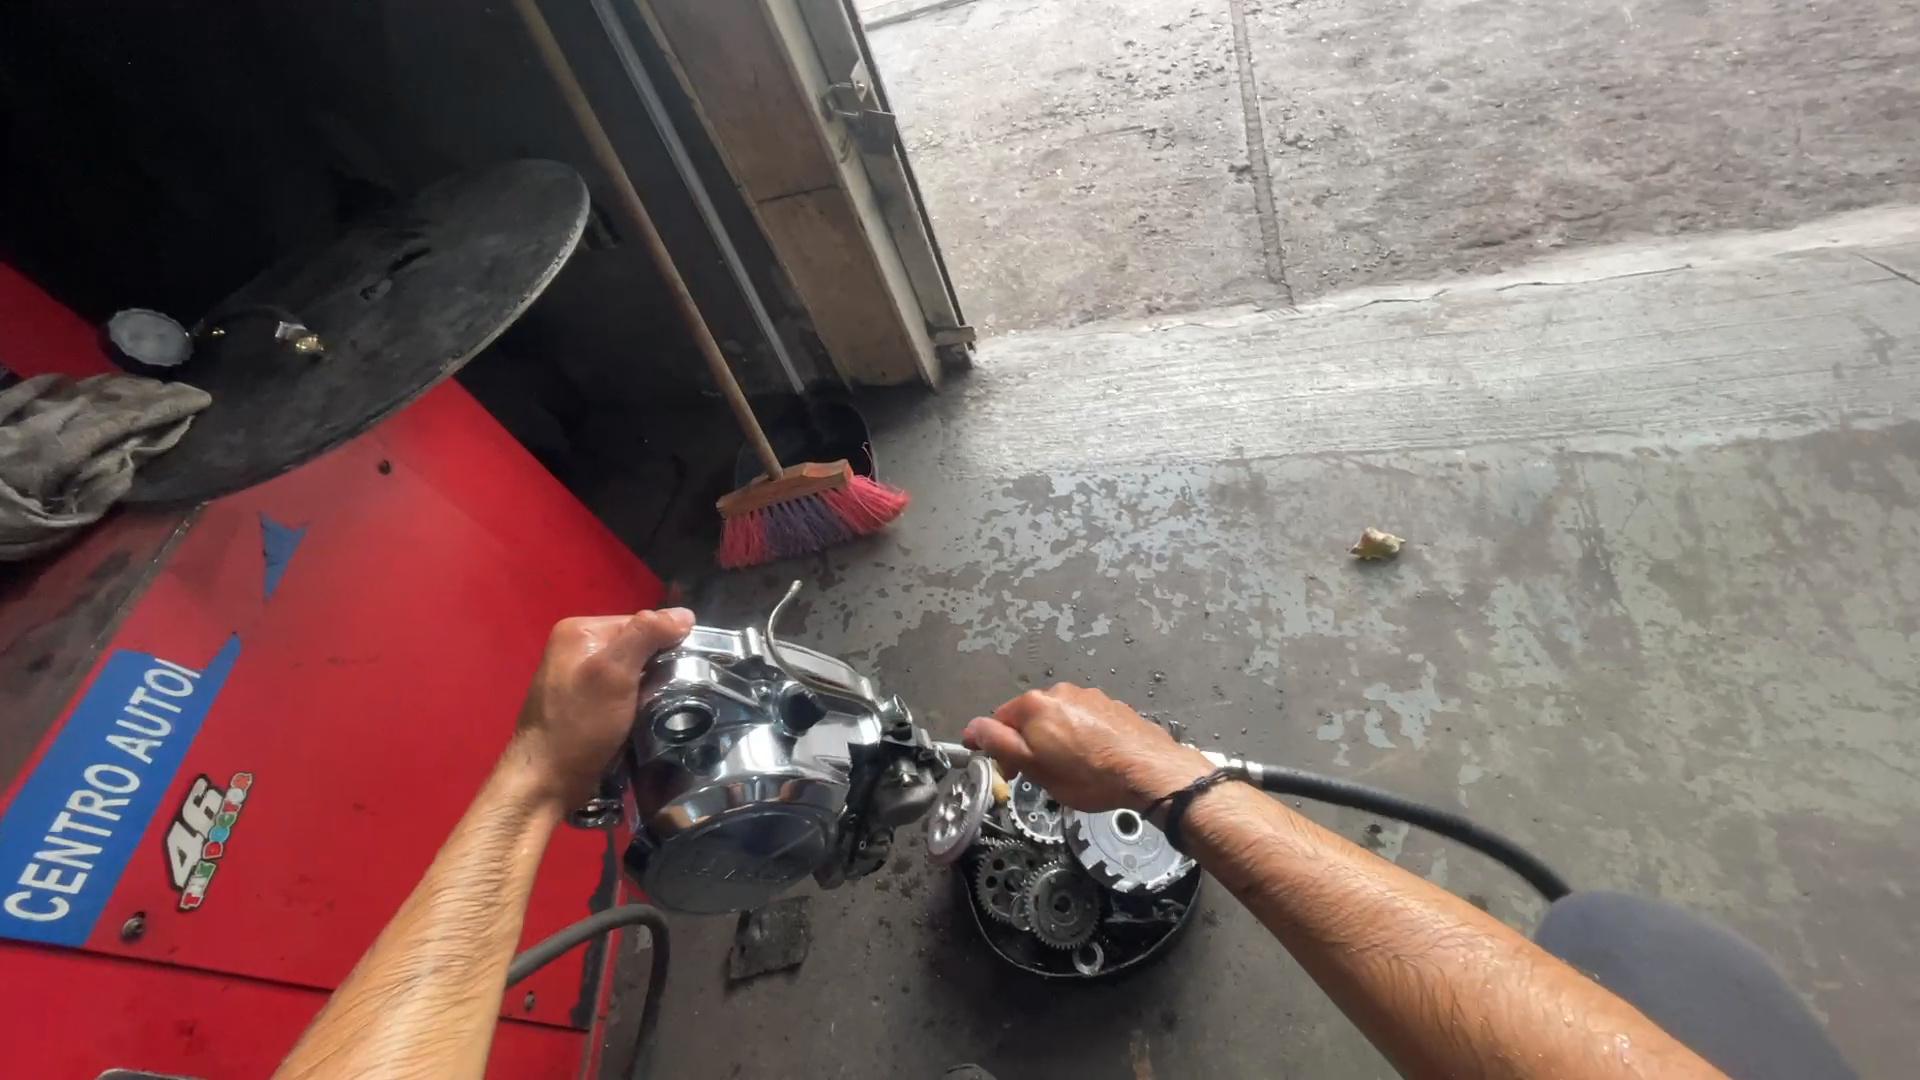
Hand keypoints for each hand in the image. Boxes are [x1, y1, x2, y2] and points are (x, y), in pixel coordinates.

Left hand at [509, 608, 694, 808]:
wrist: (545, 783)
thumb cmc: (578, 726)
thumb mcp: (614, 673)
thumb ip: (647, 636)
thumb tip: (686, 614)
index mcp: (579, 630)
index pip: (642, 623)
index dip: (666, 644)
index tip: (678, 671)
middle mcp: (577, 647)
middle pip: (640, 646)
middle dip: (659, 668)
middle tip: (667, 693)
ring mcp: (581, 676)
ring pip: (637, 670)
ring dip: (652, 688)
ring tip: (656, 707)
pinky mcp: (588, 702)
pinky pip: (627, 690)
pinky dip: (640, 701)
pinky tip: (643, 717)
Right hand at [962, 683, 1211, 811]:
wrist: (1147, 771)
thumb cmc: (1088, 774)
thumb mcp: (1032, 766)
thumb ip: (998, 743)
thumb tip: (972, 728)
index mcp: (1034, 704)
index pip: (998, 719)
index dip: (997, 748)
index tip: (1006, 770)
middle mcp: (1059, 692)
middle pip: (1029, 718)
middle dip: (1028, 744)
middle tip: (1037, 776)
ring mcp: (1088, 697)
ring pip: (1058, 720)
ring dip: (1054, 740)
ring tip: (1069, 770)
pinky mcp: (1110, 706)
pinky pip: (1083, 721)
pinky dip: (1079, 737)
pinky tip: (1091, 759)